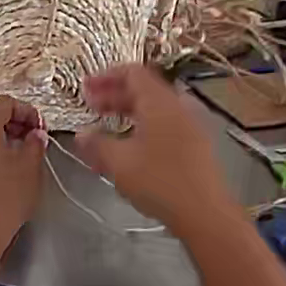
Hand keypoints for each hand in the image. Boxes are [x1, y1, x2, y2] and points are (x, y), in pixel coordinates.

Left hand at [0, 96, 47, 273]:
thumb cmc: (5, 198)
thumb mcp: (29, 168)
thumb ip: (35, 143)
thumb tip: (36, 134)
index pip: (5, 103)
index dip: (27, 110)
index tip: (41, 127)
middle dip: (17, 124)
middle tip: (37, 140)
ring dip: (7, 139)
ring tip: (27, 156)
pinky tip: (11, 169)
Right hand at [75, 66, 245, 236]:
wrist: (204, 212)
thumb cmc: (159, 181)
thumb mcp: (119, 163)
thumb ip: (96, 145)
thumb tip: (81, 135)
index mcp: (159, 102)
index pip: (133, 73)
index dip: (106, 76)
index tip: (86, 88)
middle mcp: (178, 107)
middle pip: (144, 90)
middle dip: (114, 96)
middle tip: (91, 107)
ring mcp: (190, 126)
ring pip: (155, 110)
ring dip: (129, 114)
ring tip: (107, 129)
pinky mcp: (196, 146)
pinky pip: (165, 127)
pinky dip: (143, 129)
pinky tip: (130, 149)